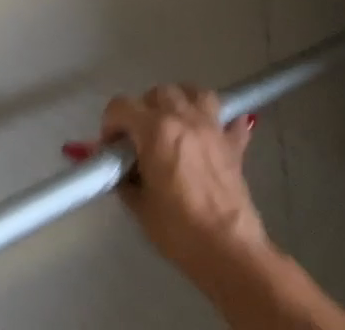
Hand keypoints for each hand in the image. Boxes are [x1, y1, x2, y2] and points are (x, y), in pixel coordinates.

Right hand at [97, 84, 268, 286]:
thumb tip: (121, 169)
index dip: (110, 123)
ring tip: (174, 122)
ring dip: (181, 101)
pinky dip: (222, 121)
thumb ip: (124, 176)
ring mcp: (212, 131)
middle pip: (158, 93)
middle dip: (144, 109)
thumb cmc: (178, 228)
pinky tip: (213, 132)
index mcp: (154, 130)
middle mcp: (183, 120)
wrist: (230, 252)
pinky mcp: (235, 148)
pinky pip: (231, 121)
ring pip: (196, 93)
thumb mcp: (138, 203)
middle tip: (140, 135)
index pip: (120, 106)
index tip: (111, 147)